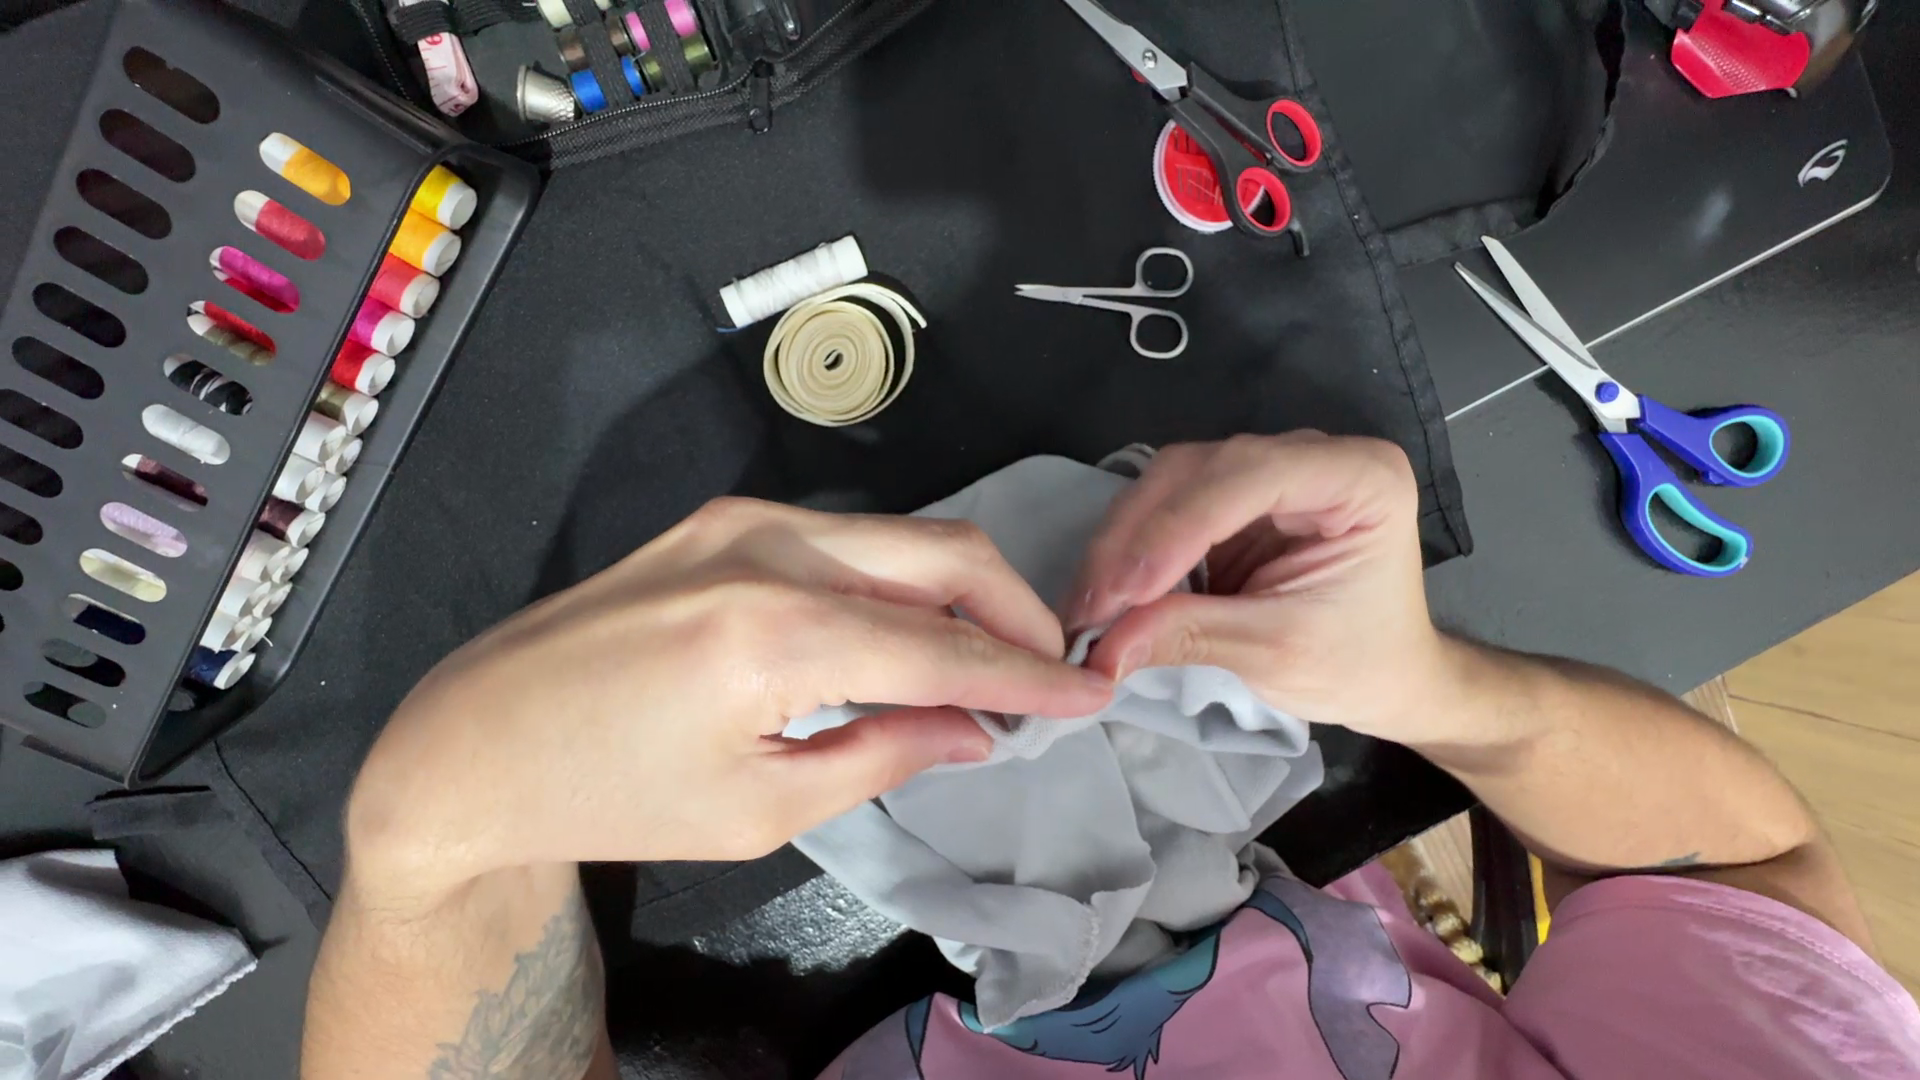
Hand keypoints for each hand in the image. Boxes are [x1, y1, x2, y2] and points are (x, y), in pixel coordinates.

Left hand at [346, 498, 1112, 908]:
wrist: (474, 739)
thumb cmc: (614, 796)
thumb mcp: (761, 807)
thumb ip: (886, 753)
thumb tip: (978, 729)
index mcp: (773, 634)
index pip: (941, 649)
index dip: (1027, 676)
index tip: (1089, 694)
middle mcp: (771, 546)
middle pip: (944, 552)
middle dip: (1016, 610)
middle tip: (1047, 670)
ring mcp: (748, 517)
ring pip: (906, 537)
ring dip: (964, 593)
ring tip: (988, 657)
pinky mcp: (731, 515)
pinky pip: (854, 541)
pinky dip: (904, 584)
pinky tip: (911, 631)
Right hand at [1064, 433, 1453, 742]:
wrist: (1378, 674)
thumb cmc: (1355, 664)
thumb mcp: (1279, 655)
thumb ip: (1192, 636)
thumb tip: (1103, 647)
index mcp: (1359, 477)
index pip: (1253, 476)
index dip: (1180, 527)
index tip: (1128, 592)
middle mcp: (1307, 456)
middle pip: (1197, 471)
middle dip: (1137, 538)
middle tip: (1093, 606)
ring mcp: (1260, 473)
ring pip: (1166, 482)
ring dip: (1119, 542)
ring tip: (1090, 605)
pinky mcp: (1224, 500)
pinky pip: (1159, 507)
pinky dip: (1125, 549)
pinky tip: (1103, 589)